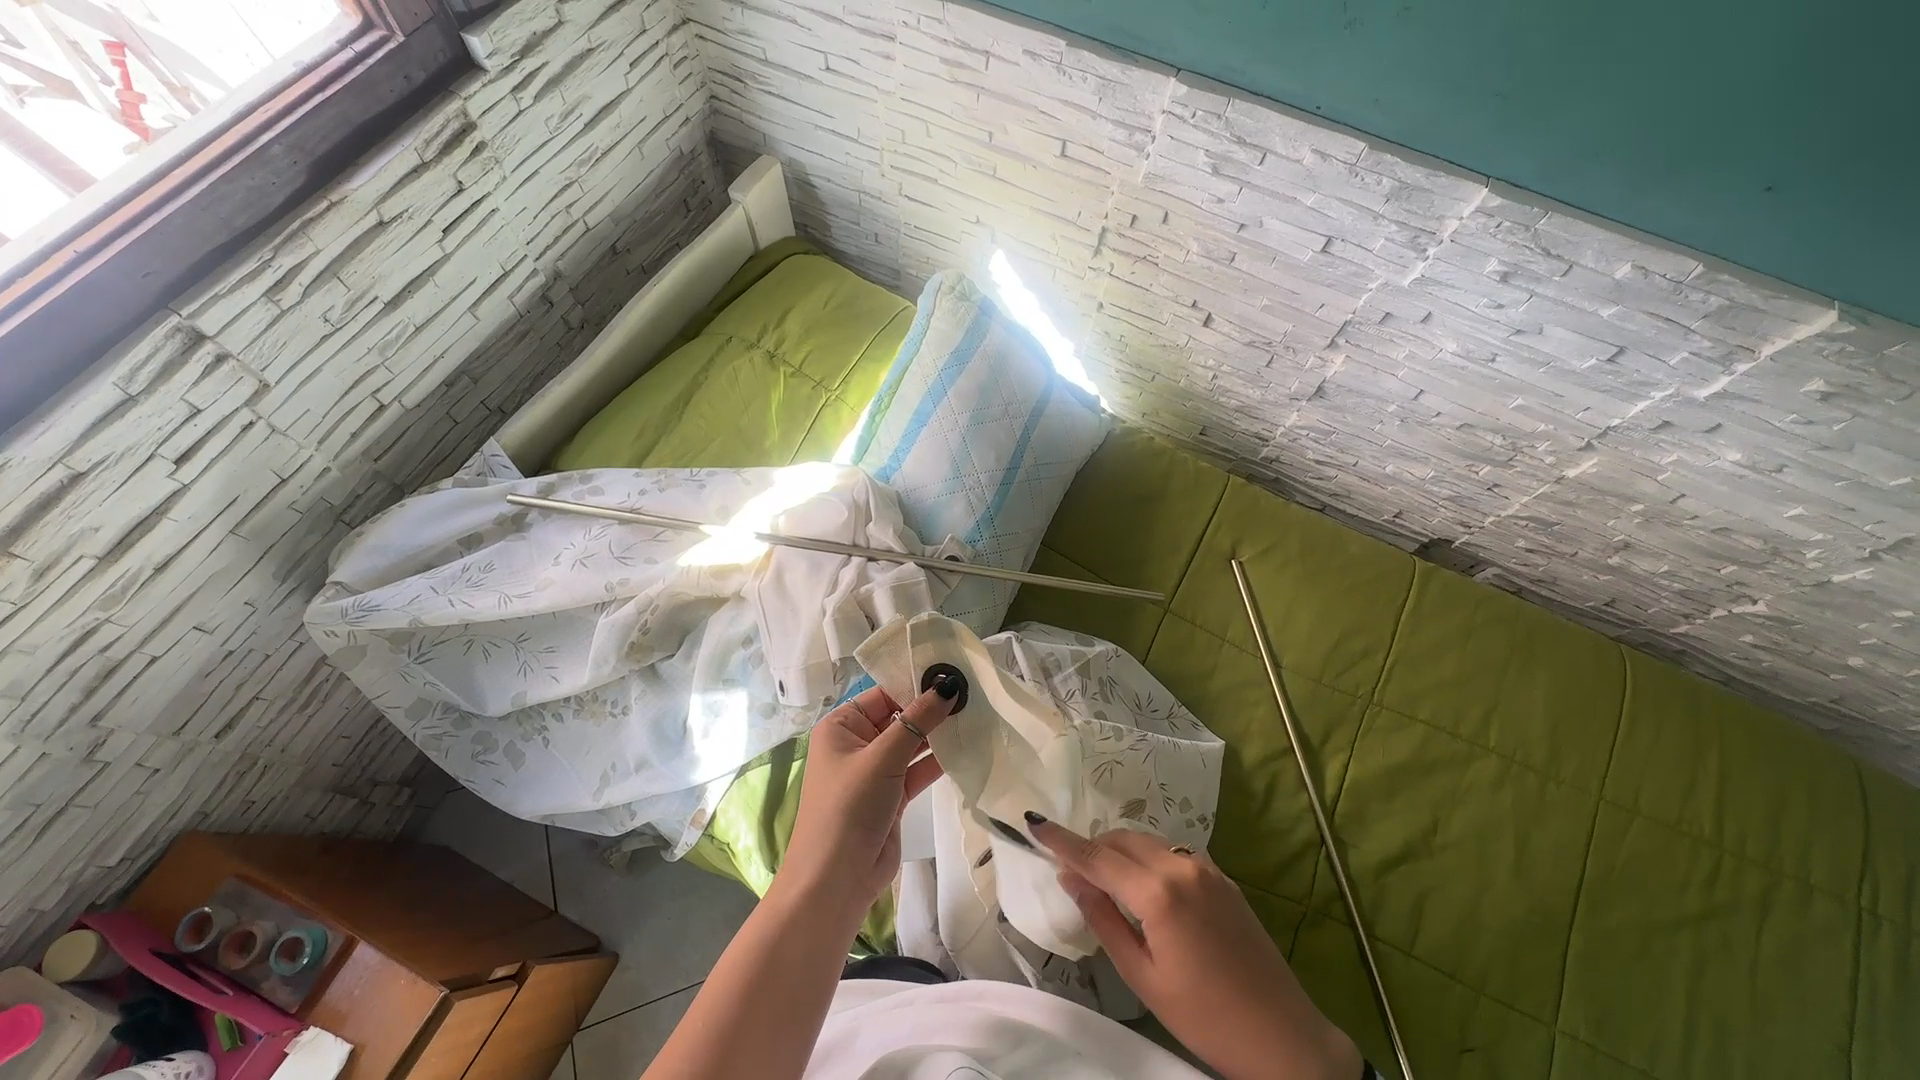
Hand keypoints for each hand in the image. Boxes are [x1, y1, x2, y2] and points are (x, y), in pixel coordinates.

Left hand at [781, 681, 959, 916]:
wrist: (837, 879)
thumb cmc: (849, 807)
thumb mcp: (882, 758)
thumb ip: (918, 720)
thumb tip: (949, 684)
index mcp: (841, 726)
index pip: (883, 693)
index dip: (916, 681)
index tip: (955, 671)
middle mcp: (856, 744)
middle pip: (899, 716)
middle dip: (932, 707)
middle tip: (974, 690)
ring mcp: (875, 771)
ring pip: (912, 743)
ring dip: (940, 733)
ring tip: (978, 713)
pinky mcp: (893, 796)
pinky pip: (919, 769)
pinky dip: (940, 759)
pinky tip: (969, 745)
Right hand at [1029, 818, 1363, 1079]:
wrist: (1281, 1035)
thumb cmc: (1203, 1016)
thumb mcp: (1141, 975)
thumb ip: (1103, 919)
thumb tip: (1071, 879)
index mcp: (1159, 893)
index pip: (1097, 856)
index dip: (1061, 840)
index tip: (1033, 822)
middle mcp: (1183, 867)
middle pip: (1123, 840)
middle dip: (1092, 846)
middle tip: (1070, 871)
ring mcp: (1209, 870)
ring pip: (1149, 842)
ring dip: (1121, 850)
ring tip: (1104, 880)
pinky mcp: (1225, 880)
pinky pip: (1174, 854)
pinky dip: (1149, 859)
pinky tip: (1145, 888)